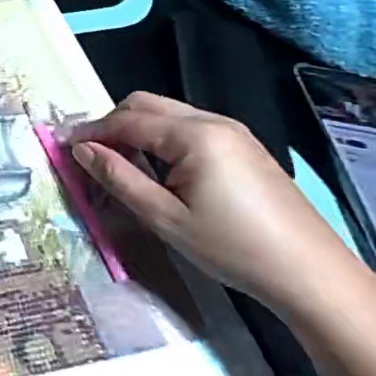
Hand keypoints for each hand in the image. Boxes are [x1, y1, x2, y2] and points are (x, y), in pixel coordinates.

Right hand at [69, 92, 368, 317]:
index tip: (65, 146)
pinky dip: (163, 138)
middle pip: (148, 104)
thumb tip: (82, 150)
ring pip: (170, 114)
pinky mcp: (245, 146)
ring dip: (139, 129)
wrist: (310, 272)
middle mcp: (213, 120)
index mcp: (193, 134)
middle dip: (114, 123)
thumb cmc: (233, 248)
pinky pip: (191, 127)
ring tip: (120, 163)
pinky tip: (161, 169)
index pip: (128, 119)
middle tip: (91, 154)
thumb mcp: (166, 219)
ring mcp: (233, 130)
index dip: (93, 131)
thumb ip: (120, 179)